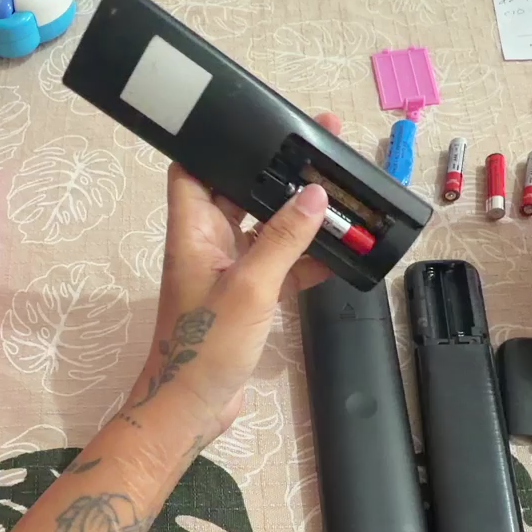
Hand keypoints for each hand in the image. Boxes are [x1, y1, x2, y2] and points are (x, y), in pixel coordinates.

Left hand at [125, 113, 339, 438]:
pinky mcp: (244, 298)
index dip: (216, 145)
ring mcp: (226, 272)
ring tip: (339, 193)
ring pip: (263, 231)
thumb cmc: (205, 347)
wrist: (192, 406)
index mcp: (192, 232)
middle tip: (319, 147)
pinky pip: (277, 266)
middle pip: (239, 193)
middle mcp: (206, 245)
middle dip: (276, 172)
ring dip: (297, 217)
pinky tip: (338, 252)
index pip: (192, 170)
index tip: (254, 125)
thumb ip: (283, 238)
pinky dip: (303, 259)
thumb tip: (315, 195)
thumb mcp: (250, 287)